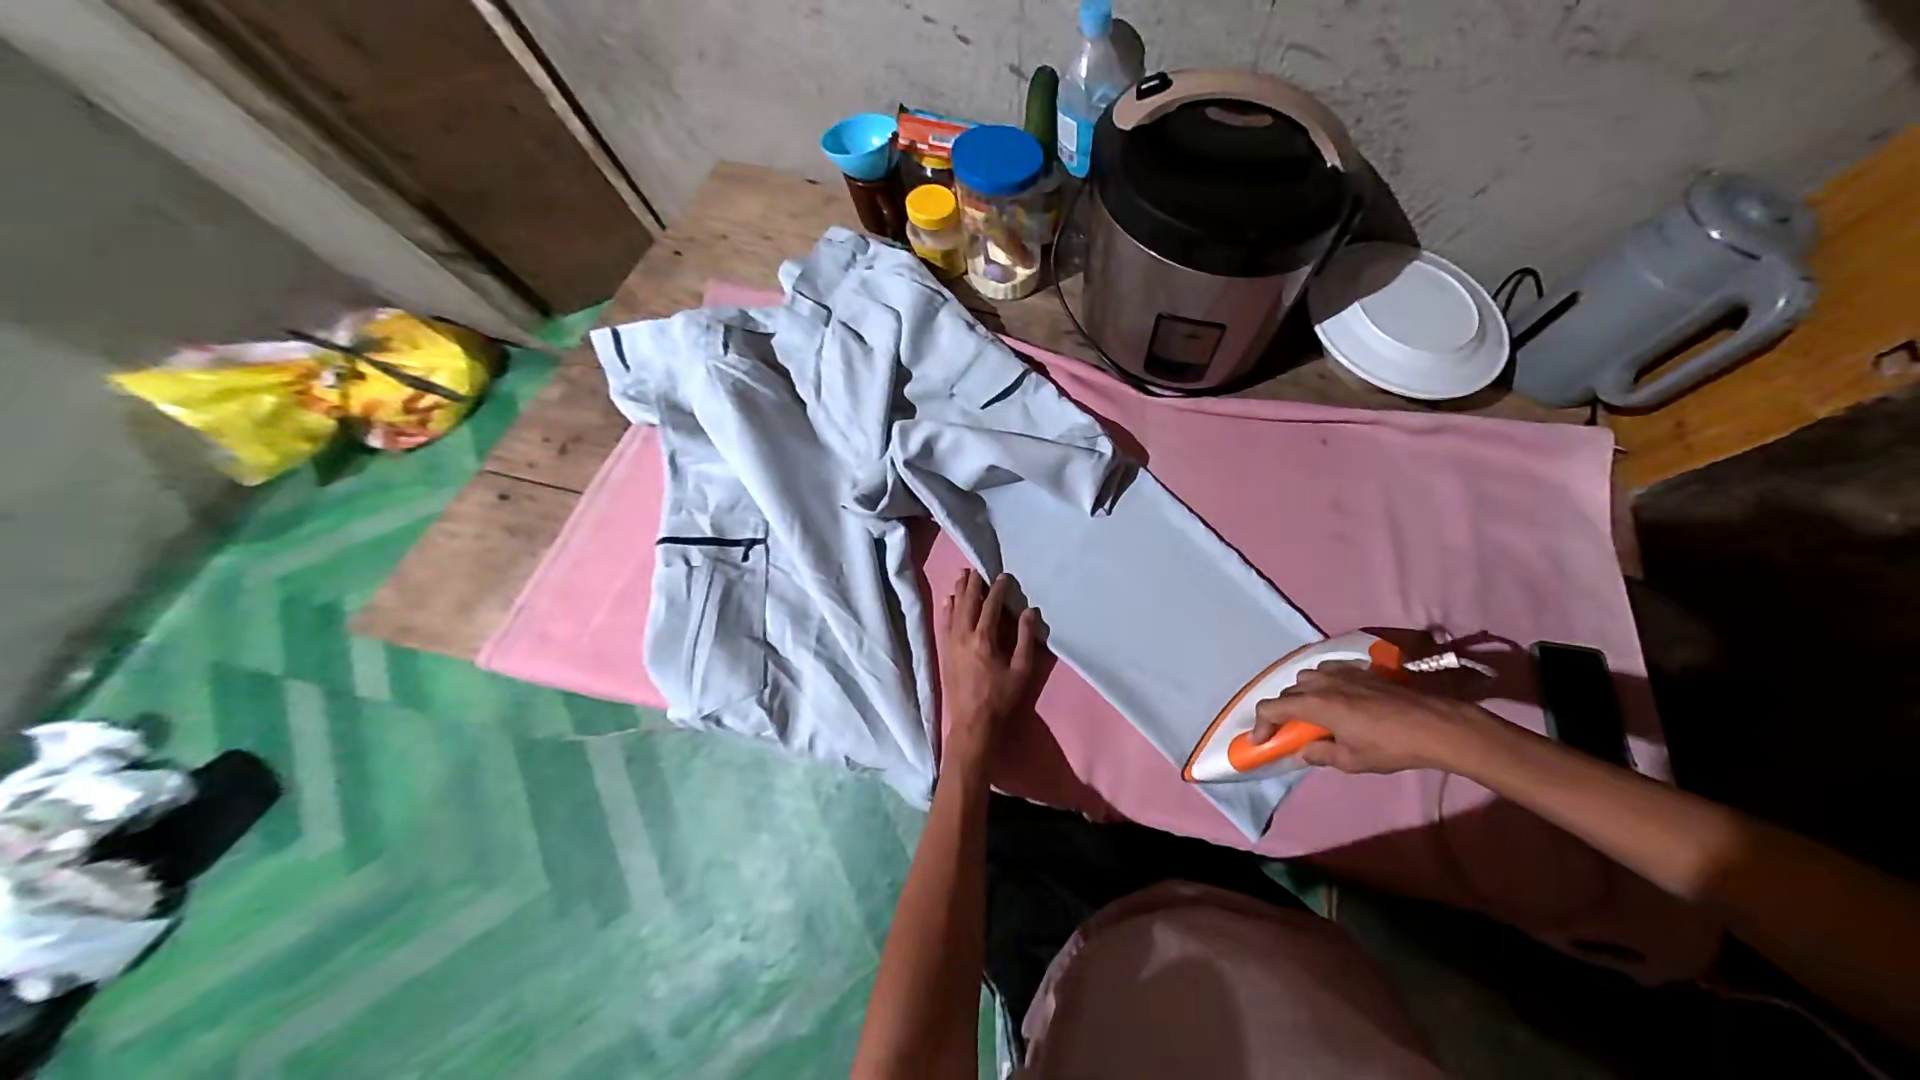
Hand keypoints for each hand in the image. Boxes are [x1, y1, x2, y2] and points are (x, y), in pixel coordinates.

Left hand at [940, 570, 1044, 762]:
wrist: (973, 723)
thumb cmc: (1001, 698)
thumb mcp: (1022, 670)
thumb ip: (1026, 638)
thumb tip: (1029, 611)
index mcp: (984, 639)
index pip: (990, 605)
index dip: (997, 588)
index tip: (1003, 576)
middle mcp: (963, 636)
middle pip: (967, 602)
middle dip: (973, 583)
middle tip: (978, 567)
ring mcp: (951, 643)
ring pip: (954, 610)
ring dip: (959, 591)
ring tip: (963, 575)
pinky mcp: (945, 652)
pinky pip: (945, 623)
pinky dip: (947, 608)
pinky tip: (949, 600)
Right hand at [1254, 664, 1505, 774]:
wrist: (1436, 725)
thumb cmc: (1391, 747)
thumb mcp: (1352, 761)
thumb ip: (1320, 754)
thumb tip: (1302, 751)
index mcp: (1315, 704)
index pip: (1271, 707)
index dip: (1260, 724)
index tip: (1261, 741)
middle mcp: (1322, 682)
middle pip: (1288, 691)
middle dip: (1282, 710)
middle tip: (1289, 730)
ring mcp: (1342, 672)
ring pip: (1307, 677)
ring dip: (1302, 693)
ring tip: (1312, 711)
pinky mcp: (1361, 670)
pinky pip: (1329, 670)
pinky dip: (1323, 682)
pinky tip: (1337, 696)